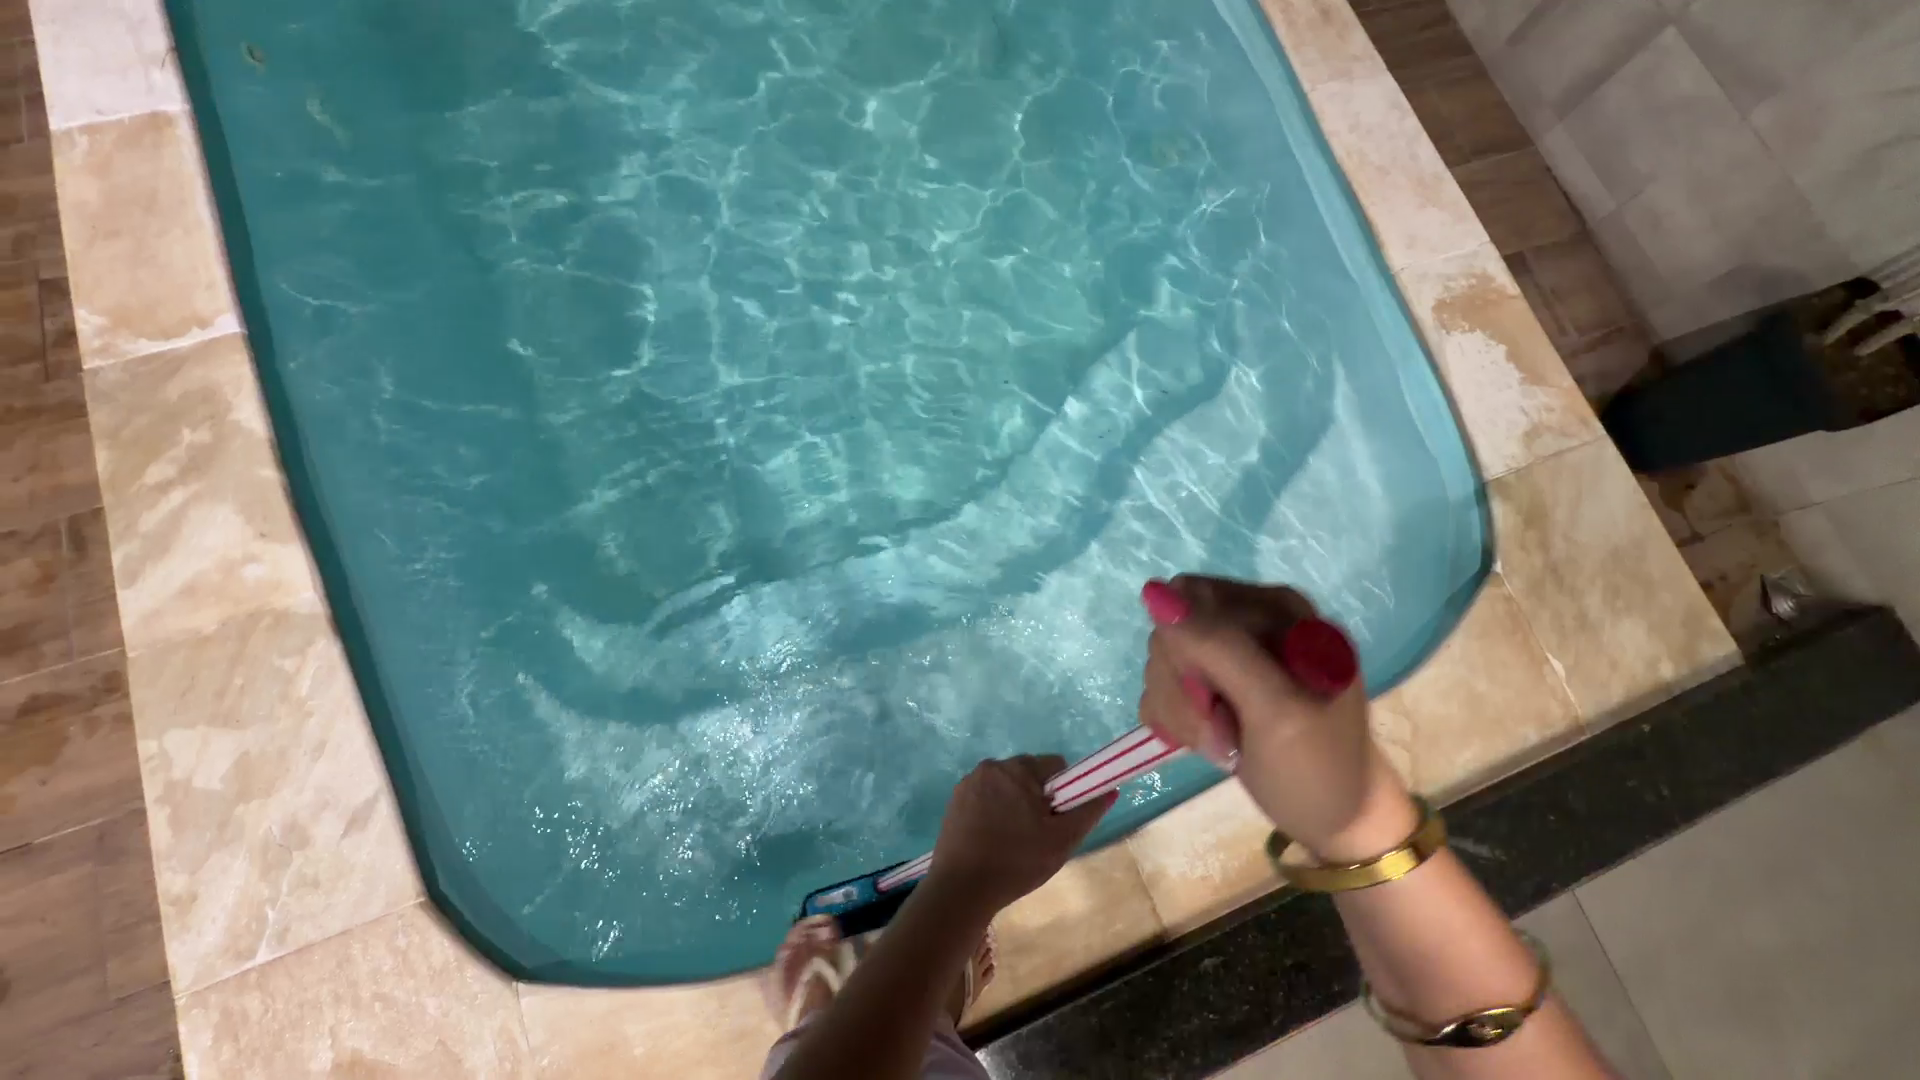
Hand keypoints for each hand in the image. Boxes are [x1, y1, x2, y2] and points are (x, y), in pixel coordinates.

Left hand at [926, 756, 1114, 919]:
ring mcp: (969, 783)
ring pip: (1006, 786)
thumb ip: (1088, 811)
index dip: (1064, 791)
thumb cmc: (1017, 861)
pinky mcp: (954, 801)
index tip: (1058, 819)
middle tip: (1038, 834)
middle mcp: (991, 767)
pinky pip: (985, 797)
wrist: (961, 888)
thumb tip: (1110, 789)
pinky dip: (993, 812)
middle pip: (1029, 774)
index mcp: (1018, 769)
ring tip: (1014, 841)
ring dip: (1015, 804)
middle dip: (1038, 797)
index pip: (1055, 766)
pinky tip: (993, 841)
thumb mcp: (1063, 840)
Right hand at [1138, 575, 1417, 862]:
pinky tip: (1210, 742)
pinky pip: (1160, 687)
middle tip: (1224, 732)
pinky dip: (1175, 721)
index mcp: (1275, 607)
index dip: (1186, 650)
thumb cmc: (1317, 768)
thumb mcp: (1275, 710)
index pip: (1188, 599)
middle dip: (1184, 691)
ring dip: (1182, 714)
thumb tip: (1153, 591)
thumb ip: (1218, 647)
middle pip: (1170, 632)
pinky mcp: (1208, 684)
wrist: (1335, 821)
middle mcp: (1248, 620)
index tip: (1214, 698)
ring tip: (1225, 745)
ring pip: (1161, 664)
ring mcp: (1227, 653)